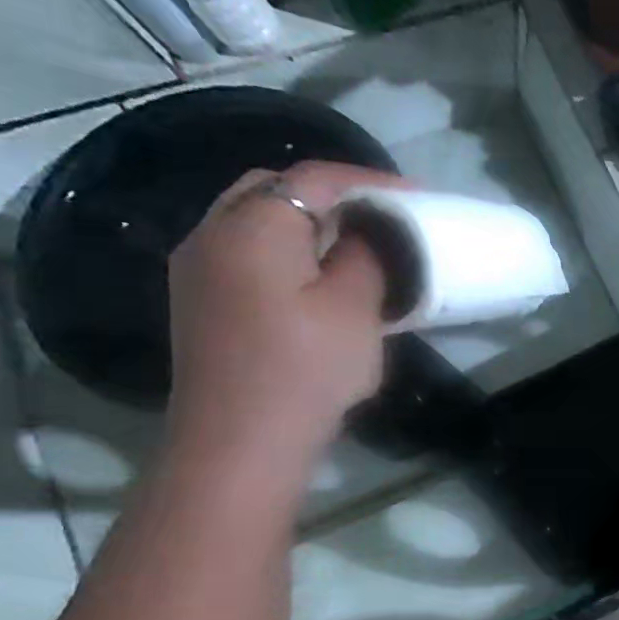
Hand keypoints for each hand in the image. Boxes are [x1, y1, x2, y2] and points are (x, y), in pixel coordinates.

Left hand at [165, 160, 407, 465]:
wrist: (241, 441)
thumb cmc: (306, 370)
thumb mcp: (354, 309)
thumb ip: (367, 257)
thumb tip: (371, 230)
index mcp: (252, 227)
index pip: (314, 178)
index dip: (371, 182)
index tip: (419, 197)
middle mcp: (212, 233)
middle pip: (274, 189)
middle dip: (333, 195)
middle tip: (383, 218)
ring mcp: (199, 269)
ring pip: (258, 220)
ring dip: (310, 223)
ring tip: (360, 246)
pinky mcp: (203, 301)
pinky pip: (250, 252)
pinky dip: (290, 250)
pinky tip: (321, 280)